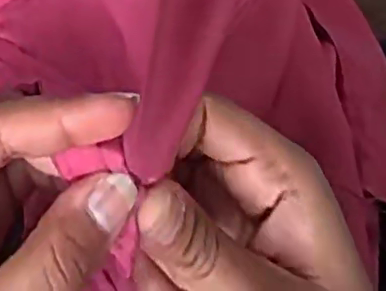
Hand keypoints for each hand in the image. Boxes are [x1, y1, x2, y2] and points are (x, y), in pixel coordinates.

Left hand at [0, 93, 142, 289]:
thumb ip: (60, 252)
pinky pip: (22, 190)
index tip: (127, 109)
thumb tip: (120, 185)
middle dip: (77, 142)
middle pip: (13, 134)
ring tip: (129, 172)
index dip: (67, 114)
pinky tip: (100, 201)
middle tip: (138, 150)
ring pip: (24, 158)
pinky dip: (64, 197)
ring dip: (77, 168)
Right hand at [134, 95, 369, 290]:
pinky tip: (165, 287)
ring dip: (143, 233)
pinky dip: (150, 260)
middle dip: (142, 186)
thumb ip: (205, 252)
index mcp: (276, 167)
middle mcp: (244, 176)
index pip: (203, 112)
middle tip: (118, 228)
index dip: (155, 125)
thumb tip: (144, 196)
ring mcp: (222, 209)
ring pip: (157, 190)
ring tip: (164, 282)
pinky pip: (160, 230)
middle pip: (172, 147)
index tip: (110, 160)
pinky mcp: (205, 241)